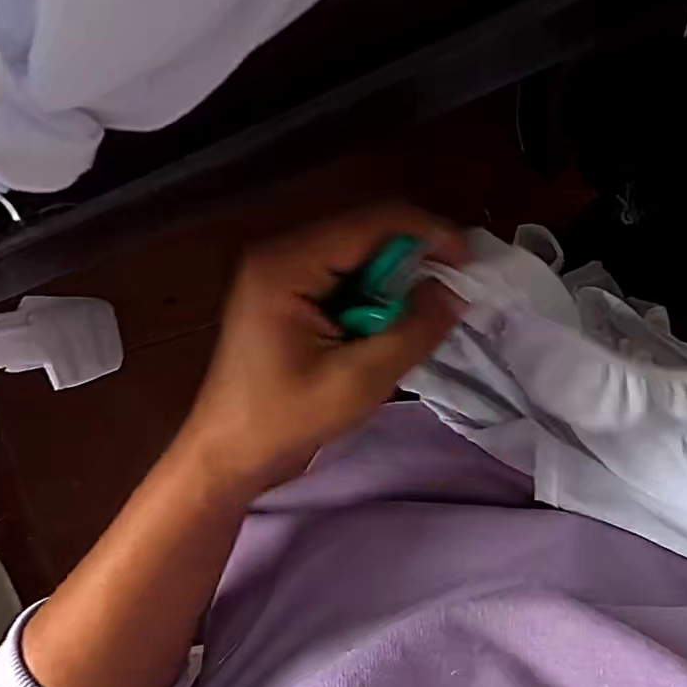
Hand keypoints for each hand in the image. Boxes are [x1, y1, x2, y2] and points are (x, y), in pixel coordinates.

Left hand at [23, 206, 463, 686]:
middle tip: (455, 294)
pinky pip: (352, 287)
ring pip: (363, 262)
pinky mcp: (293, 306)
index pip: (370, 220)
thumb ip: (407, 331)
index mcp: (286, 265)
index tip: (467, 258)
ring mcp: (286, 282)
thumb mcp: (354, 383)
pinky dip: (383, 303)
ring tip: (428, 320)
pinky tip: (397, 332)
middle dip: (417, 260)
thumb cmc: (273, 429)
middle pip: (368, 235)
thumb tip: (450, 295)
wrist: (218, 467)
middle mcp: (282, 260)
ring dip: (400, 286)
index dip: (425, 232)